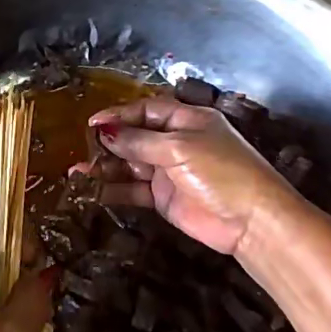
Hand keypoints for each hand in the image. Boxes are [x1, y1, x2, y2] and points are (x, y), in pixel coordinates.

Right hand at [86, 97, 302, 254]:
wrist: (251, 221)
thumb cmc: (221, 172)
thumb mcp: (180, 148)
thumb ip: (140, 142)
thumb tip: (106, 132)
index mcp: (187, 119)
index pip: (147, 110)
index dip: (120, 115)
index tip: (93, 123)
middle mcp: (177, 141)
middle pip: (136, 136)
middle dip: (110, 141)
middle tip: (83, 148)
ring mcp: (170, 170)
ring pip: (131, 164)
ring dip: (107, 166)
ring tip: (79, 172)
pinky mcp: (165, 198)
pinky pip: (134, 189)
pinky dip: (114, 189)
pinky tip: (93, 189)